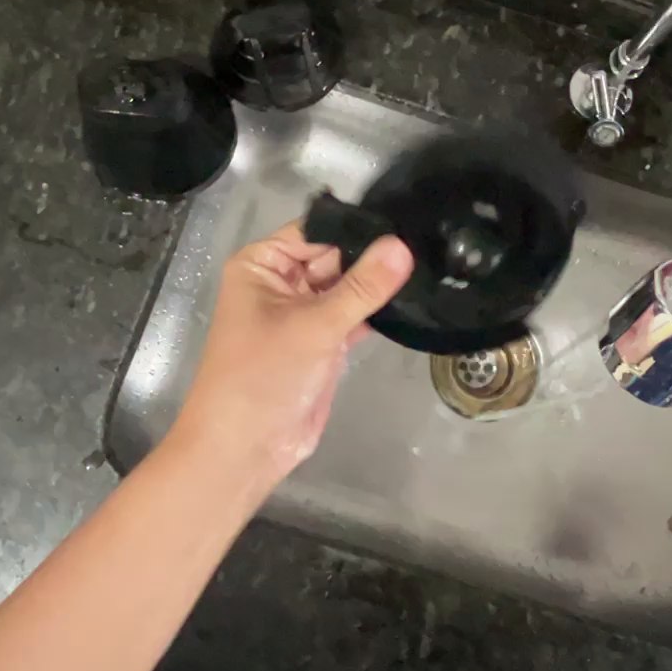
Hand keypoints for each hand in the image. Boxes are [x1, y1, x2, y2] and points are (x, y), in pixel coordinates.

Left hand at [173, 222, 412, 479]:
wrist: (244, 448)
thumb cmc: (264, 376)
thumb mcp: (315, 325)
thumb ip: (362, 286)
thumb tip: (402, 246)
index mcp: (262, 264)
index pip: (316, 231)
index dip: (357, 228)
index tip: (406, 221)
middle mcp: (280, 283)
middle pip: (334, 256)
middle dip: (372, 256)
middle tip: (426, 244)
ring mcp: (302, 314)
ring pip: (346, 288)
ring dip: (376, 286)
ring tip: (427, 267)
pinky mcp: (321, 342)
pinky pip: (352, 316)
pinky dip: (374, 312)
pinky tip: (411, 301)